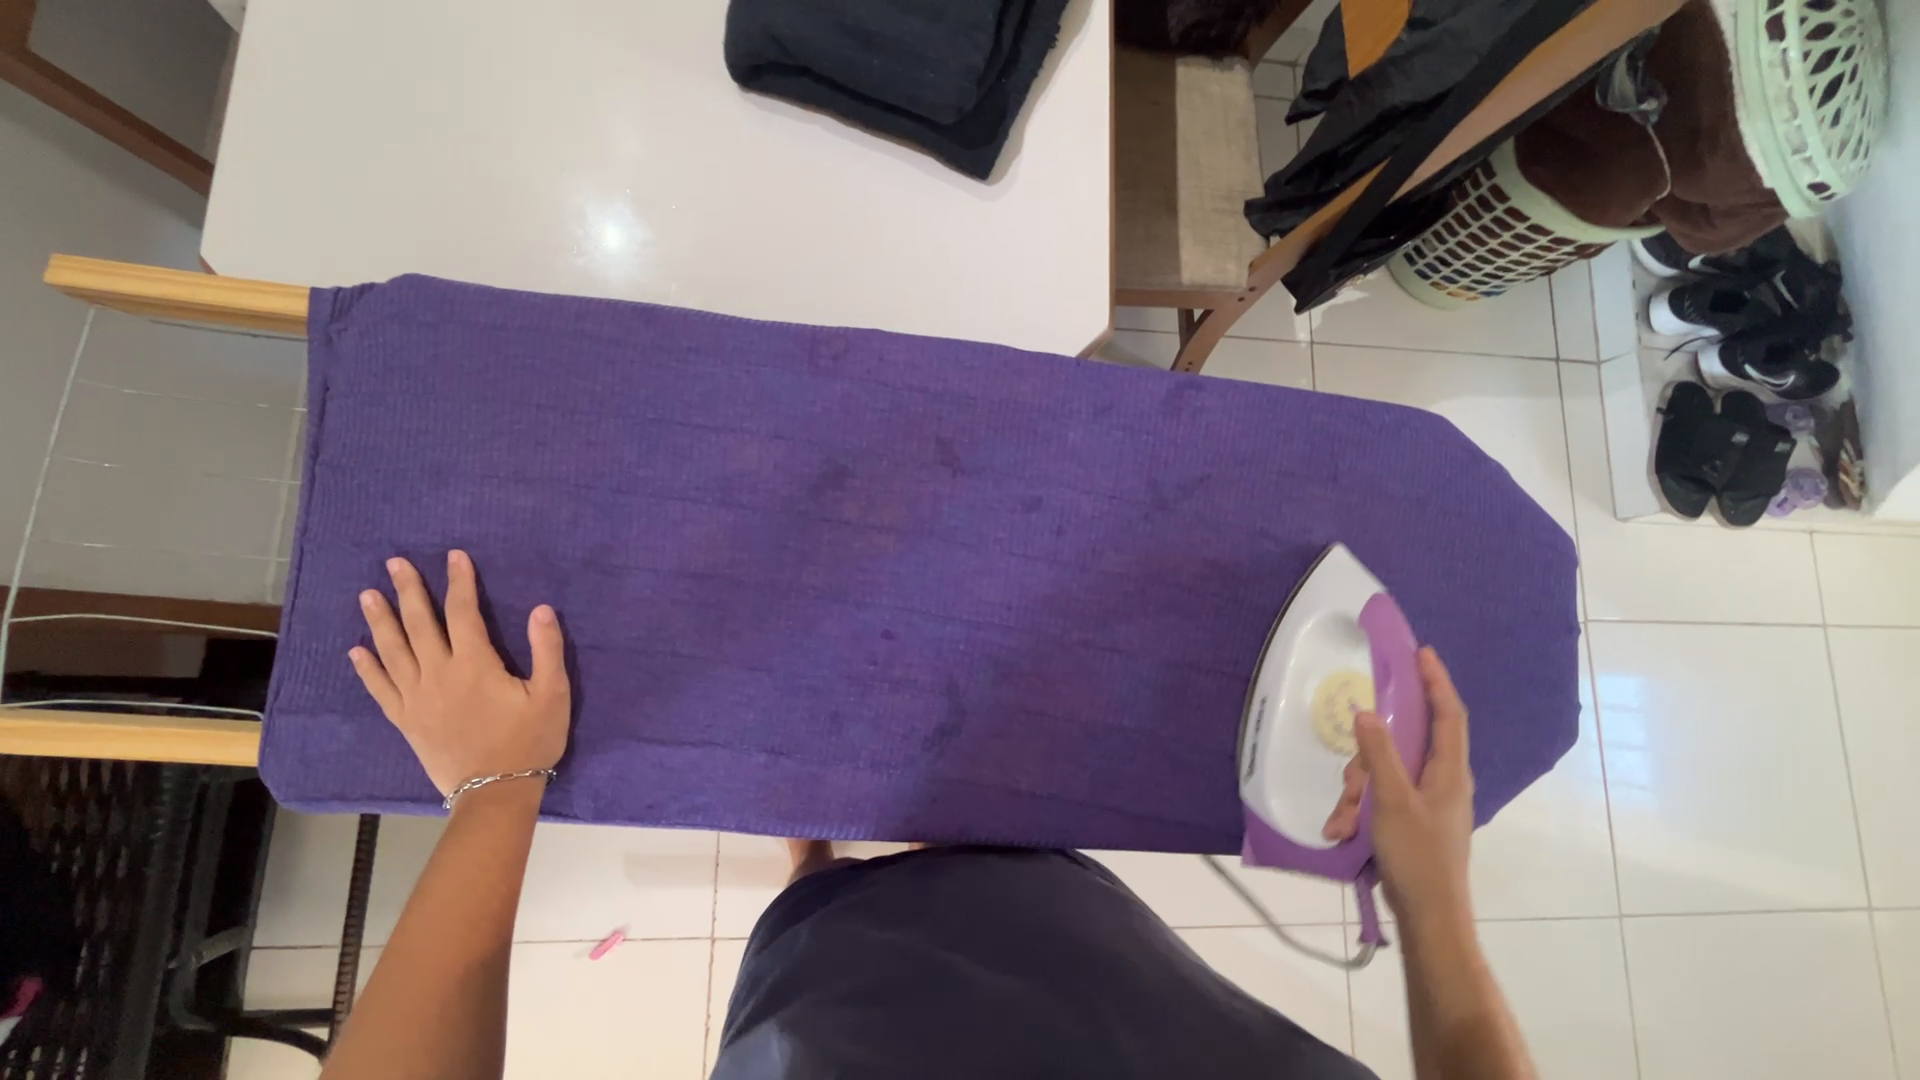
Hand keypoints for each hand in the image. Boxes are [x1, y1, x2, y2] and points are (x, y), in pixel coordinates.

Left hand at [349, 551, 571, 798]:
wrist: (495, 791)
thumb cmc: (530, 740)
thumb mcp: (553, 694)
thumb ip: (547, 649)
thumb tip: (540, 609)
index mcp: (475, 664)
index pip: (463, 613)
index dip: (459, 582)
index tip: (454, 556)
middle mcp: (439, 675)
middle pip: (420, 625)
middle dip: (408, 591)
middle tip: (394, 563)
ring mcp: (417, 698)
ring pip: (393, 651)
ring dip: (380, 620)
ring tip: (368, 595)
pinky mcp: (406, 720)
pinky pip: (380, 688)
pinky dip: (367, 668)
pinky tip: (356, 651)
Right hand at [1321, 647, 1474, 931]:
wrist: (1428, 916)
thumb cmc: (1418, 855)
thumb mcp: (1392, 800)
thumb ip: (1378, 753)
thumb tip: (1365, 710)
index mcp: (1449, 772)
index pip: (1448, 715)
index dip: (1436, 682)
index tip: (1422, 653)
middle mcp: (1441, 781)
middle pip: (1400, 747)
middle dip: (1367, 759)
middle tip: (1352, 782)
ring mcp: (1424, 802)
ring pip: (1381, 774)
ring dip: (1356, 794)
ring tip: (1343, 822)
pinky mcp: (1408, 820)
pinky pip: (1377, 799)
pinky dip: (1357, 812)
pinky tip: (1341, 832)